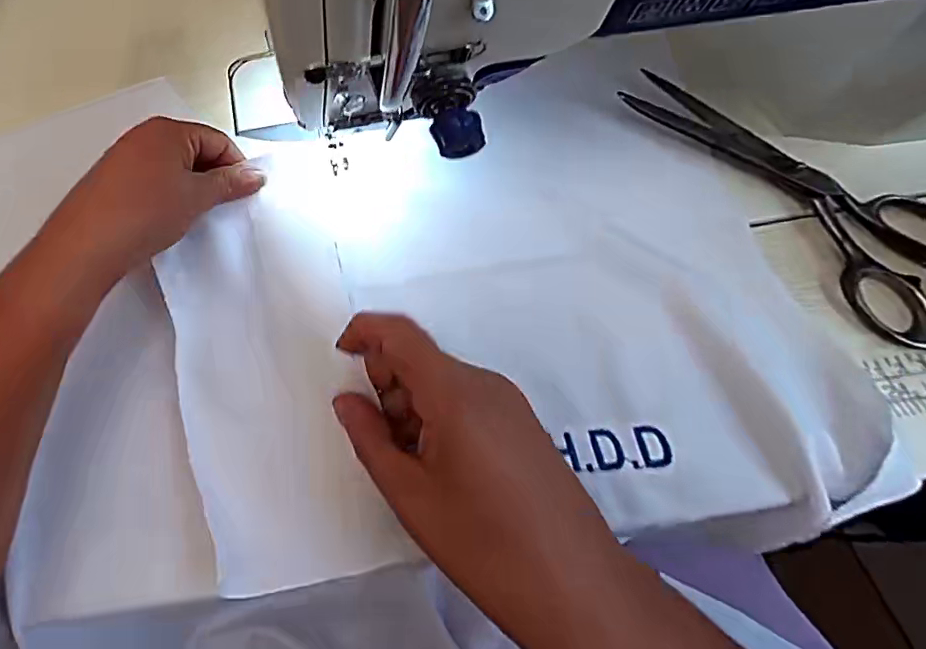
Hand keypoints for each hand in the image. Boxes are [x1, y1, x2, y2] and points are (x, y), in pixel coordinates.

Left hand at [36, 117, 264, 287]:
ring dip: (187, 188)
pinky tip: (166, 219)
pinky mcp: (112, 181)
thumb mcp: (196, 197)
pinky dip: (164, 197)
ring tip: (190, 215)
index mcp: (165, 130)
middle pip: (193, 150)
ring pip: (171, 168)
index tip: (245, 187)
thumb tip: (248, 175)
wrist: (85, 246)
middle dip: (211, 176)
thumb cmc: (132, 214)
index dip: (235, 164)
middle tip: (222, 203)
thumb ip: (228, 183)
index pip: (216, 139)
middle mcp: (141, 137)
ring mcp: (123, 158)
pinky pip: (150, 181)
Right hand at [332, 315, 733, 648]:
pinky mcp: (523, 425)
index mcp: (456, 392)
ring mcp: (510, 404)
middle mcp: (486, 385)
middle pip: (419, 357)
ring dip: (411, 405)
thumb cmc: (490, 547)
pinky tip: (441, 468)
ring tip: (412, 464)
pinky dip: (438, 416)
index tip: (341, 354)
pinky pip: (466, 399)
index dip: (363, 330)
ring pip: (440, 381)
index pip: (400, 332)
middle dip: (386, 383)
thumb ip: (368, 437)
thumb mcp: (410, 494)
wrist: (584, 595)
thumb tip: (348, 401)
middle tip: (380, 436)